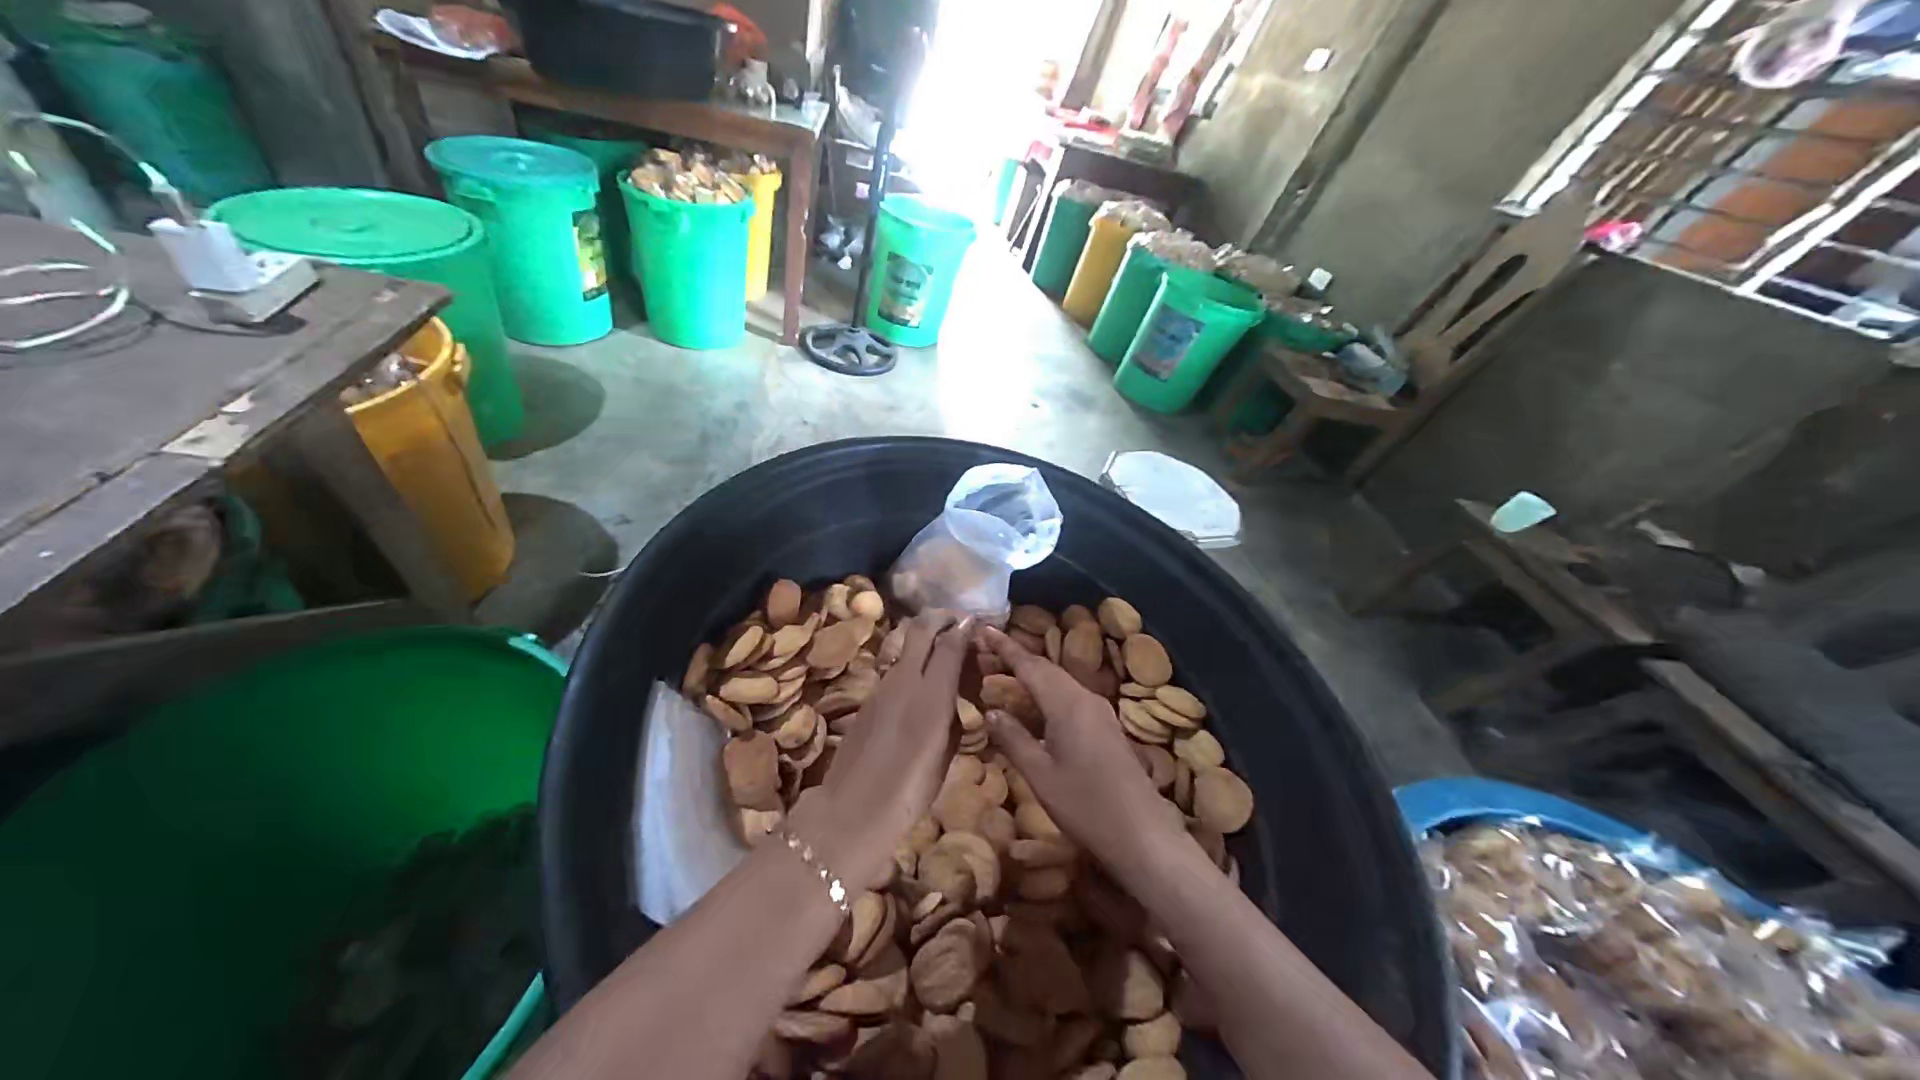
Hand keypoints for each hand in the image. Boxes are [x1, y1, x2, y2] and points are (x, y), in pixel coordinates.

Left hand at [792, 611, 969, 888]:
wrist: (852, 809)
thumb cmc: (909, 791)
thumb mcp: (945, 755)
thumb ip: (953, 716)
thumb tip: (955, 694)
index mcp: (931, 696)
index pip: (950, 643)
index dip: (965, 627)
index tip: (976, 620)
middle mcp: (905, 680)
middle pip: (921, 629)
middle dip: (940, 617)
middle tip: (956, 619)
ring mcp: (882, 686)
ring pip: (904, 644)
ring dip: (923, 636)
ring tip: (941, 646)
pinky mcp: (867, 698)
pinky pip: (894, 667)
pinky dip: (911, 660)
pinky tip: (920, 678)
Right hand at [975, 625, 1184, 874]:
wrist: (1142, 834)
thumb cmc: (1085, 805)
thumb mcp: (1040, 774)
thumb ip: (1013, 738)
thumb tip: (991, 711)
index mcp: (1067, 703)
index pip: (1030, 665)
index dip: (1005, 647)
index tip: (983, 628)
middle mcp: (1085, 699)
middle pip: (1046, 669)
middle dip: (1016, 658)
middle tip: (985, 651)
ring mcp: (1100, 713)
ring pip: (1059, 683)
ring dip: (1031, 675)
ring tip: (1003, 673)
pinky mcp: (1106, 729)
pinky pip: (1070, 698)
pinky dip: (1046, 693)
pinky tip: (1034, 706)